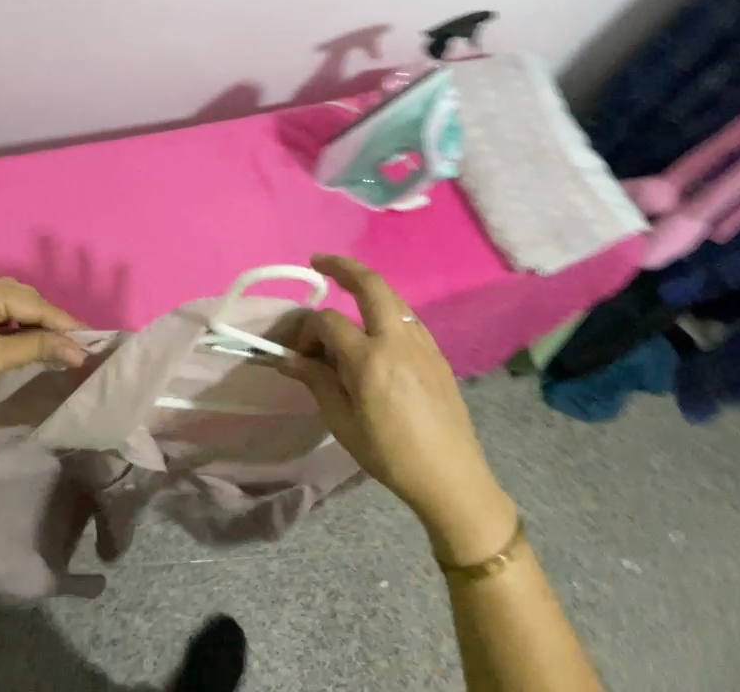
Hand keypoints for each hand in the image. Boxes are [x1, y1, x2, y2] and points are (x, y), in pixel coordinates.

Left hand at [0, 274, 87, 433]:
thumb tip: (78, 351)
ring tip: (52, 345)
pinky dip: (10, 325)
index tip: (92, 339)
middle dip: (48, 321)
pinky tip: (22, 341)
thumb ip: (38, 348)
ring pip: (8, 303)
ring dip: (30, 322)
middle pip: (22, 298)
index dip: (64, 323)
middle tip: (73, 346)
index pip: (33, 303)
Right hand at [283, 255, 516, 563]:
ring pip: (392, 297)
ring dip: (366, 285)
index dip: (306, 329)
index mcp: (369, 360)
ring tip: (344, 286)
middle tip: (319, 261)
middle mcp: (397, 341)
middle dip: (342, 266)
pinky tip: (374, 325)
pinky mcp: (437, 353)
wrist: (450, 477)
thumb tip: (289, 358)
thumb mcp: (342, 422)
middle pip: (370, 284)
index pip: (327, 321)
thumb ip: (316, 381)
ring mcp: (422, 343)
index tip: (296, 350)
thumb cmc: (389, 455)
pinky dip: (385, 308)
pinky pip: (406, 317)